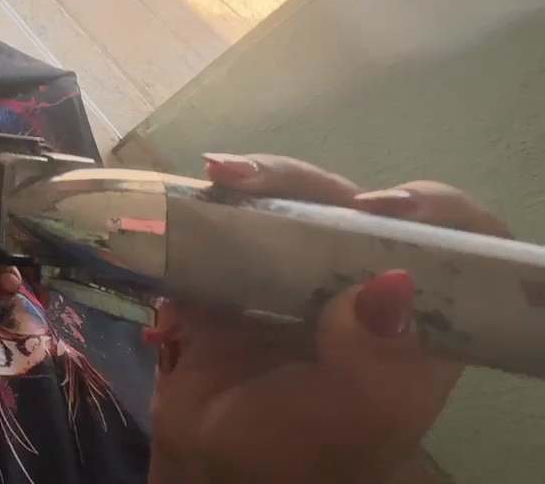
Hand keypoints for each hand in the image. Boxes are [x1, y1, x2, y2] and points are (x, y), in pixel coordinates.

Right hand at [145, 154, 509, 483]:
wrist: (211, 456)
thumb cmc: (297, 450)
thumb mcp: (351, 420)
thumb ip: (378, 365)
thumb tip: (392, 282)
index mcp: (413, 320)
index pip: (450, 243)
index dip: (427, 210)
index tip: (373, 207)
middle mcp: (351, 282)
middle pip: (343, 203)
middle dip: (294, 177)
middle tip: (240, 177)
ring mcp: (283, 270)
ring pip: (278, 201)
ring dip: (247, 177)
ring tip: (210, 175)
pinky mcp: (224, 266)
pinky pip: (218, 218)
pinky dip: (198, 196)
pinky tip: (181, 193)